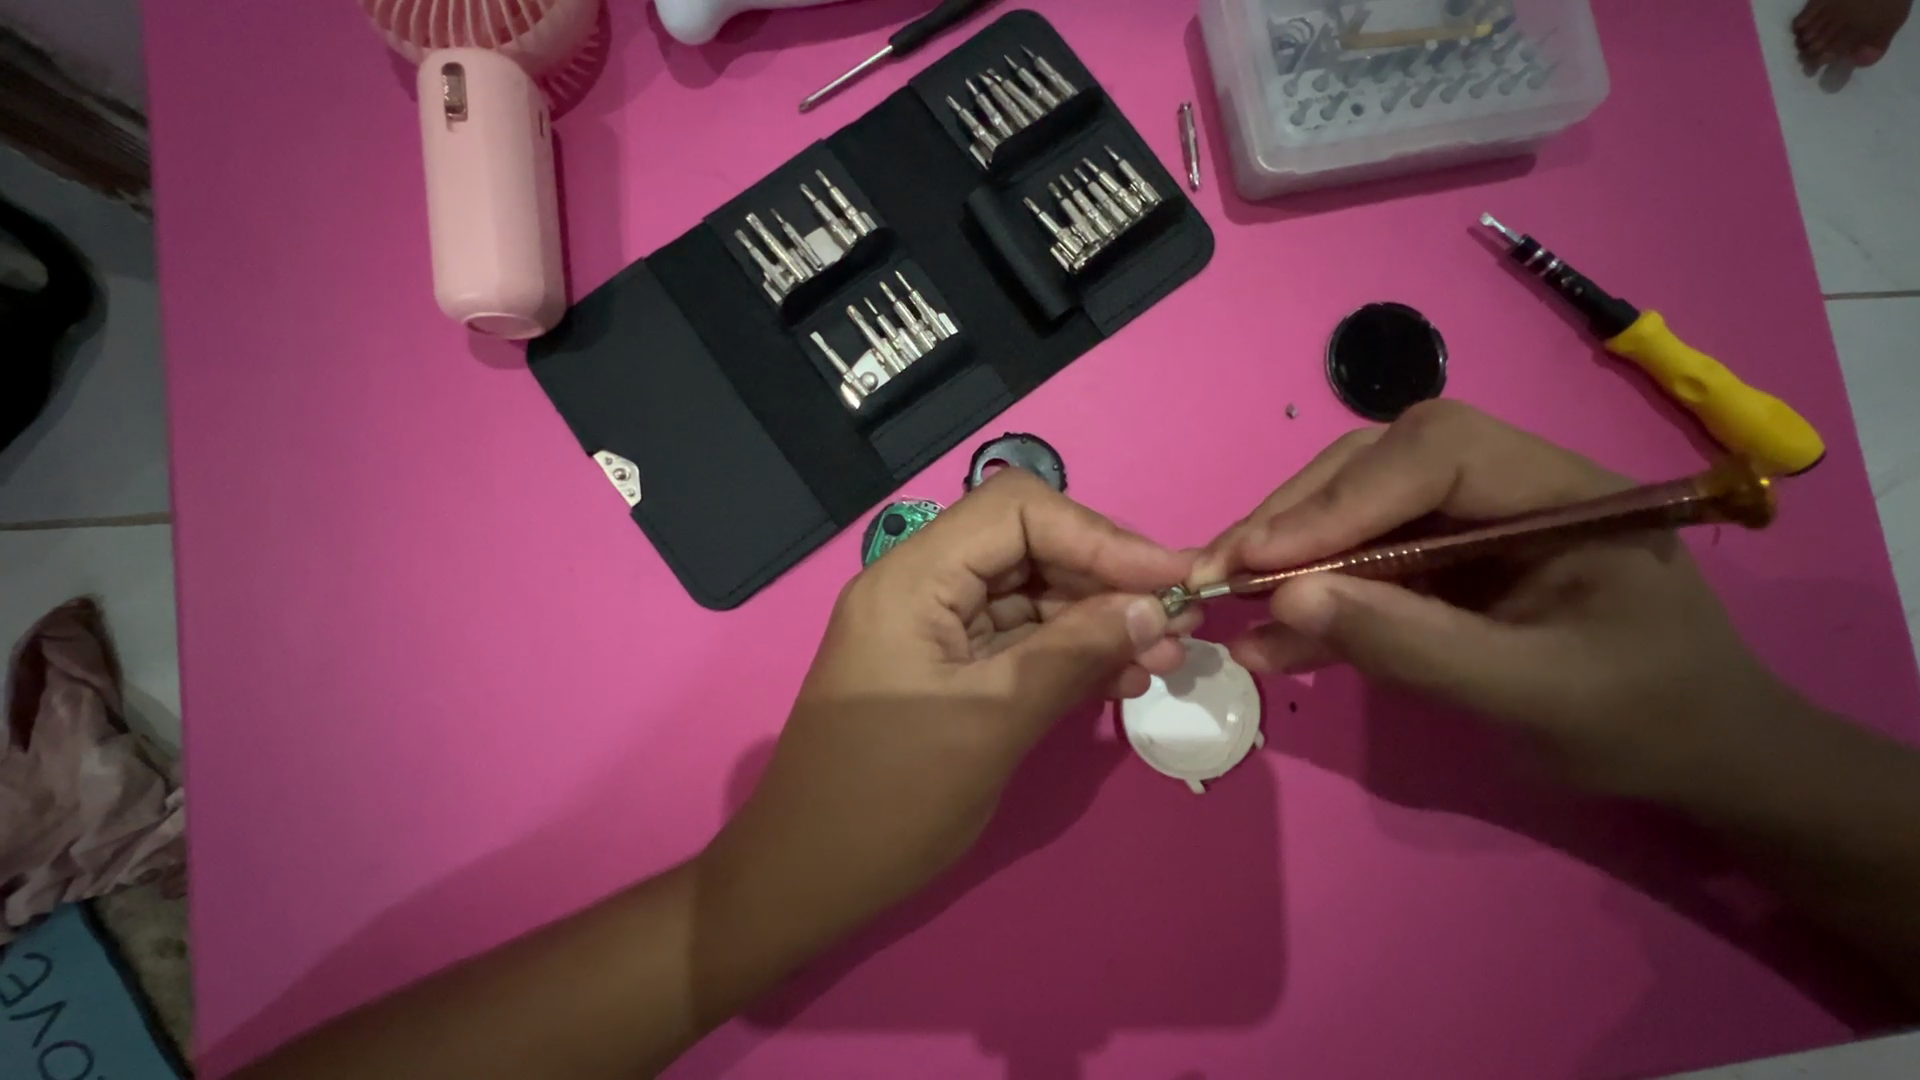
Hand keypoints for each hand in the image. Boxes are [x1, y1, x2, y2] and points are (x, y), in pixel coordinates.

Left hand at [701, 469, 1194, 966]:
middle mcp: (921, 586)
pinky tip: (1121, 678)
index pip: (1017, 512)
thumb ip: (1073, 653)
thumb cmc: (889, 798)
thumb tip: (1152, 607)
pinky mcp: (947, 668)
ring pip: (1030, 596)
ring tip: (1162, 658)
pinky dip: (1070, 653)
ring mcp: (933, 628)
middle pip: (1028, 547)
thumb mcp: (993, 720)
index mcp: (912, 578)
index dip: (1100, 534)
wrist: (807, 877)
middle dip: (1106, 579)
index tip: (1171, 576)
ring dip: (1097, 620)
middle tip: (1178, 622)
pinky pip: (1018, 641)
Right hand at [1194, 401, 1800, 798]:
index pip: (1435, 454)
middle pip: (1372, 468)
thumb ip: (1412, 644)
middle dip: (1290, 519)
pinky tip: (1265, 639)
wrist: (1693, 757)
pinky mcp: (1433, 562)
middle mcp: (1501, 486)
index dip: (1340, 499)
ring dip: (1279, 552)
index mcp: (1559, 492)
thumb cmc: (1644, 722)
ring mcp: (1461, 523)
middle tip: (1219, 573)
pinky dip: (1304, 597)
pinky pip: (1353, 563)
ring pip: (1347, 508)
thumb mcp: (1535, 695)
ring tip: (1220, 596)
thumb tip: (1284, 598)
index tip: (1265, 559)